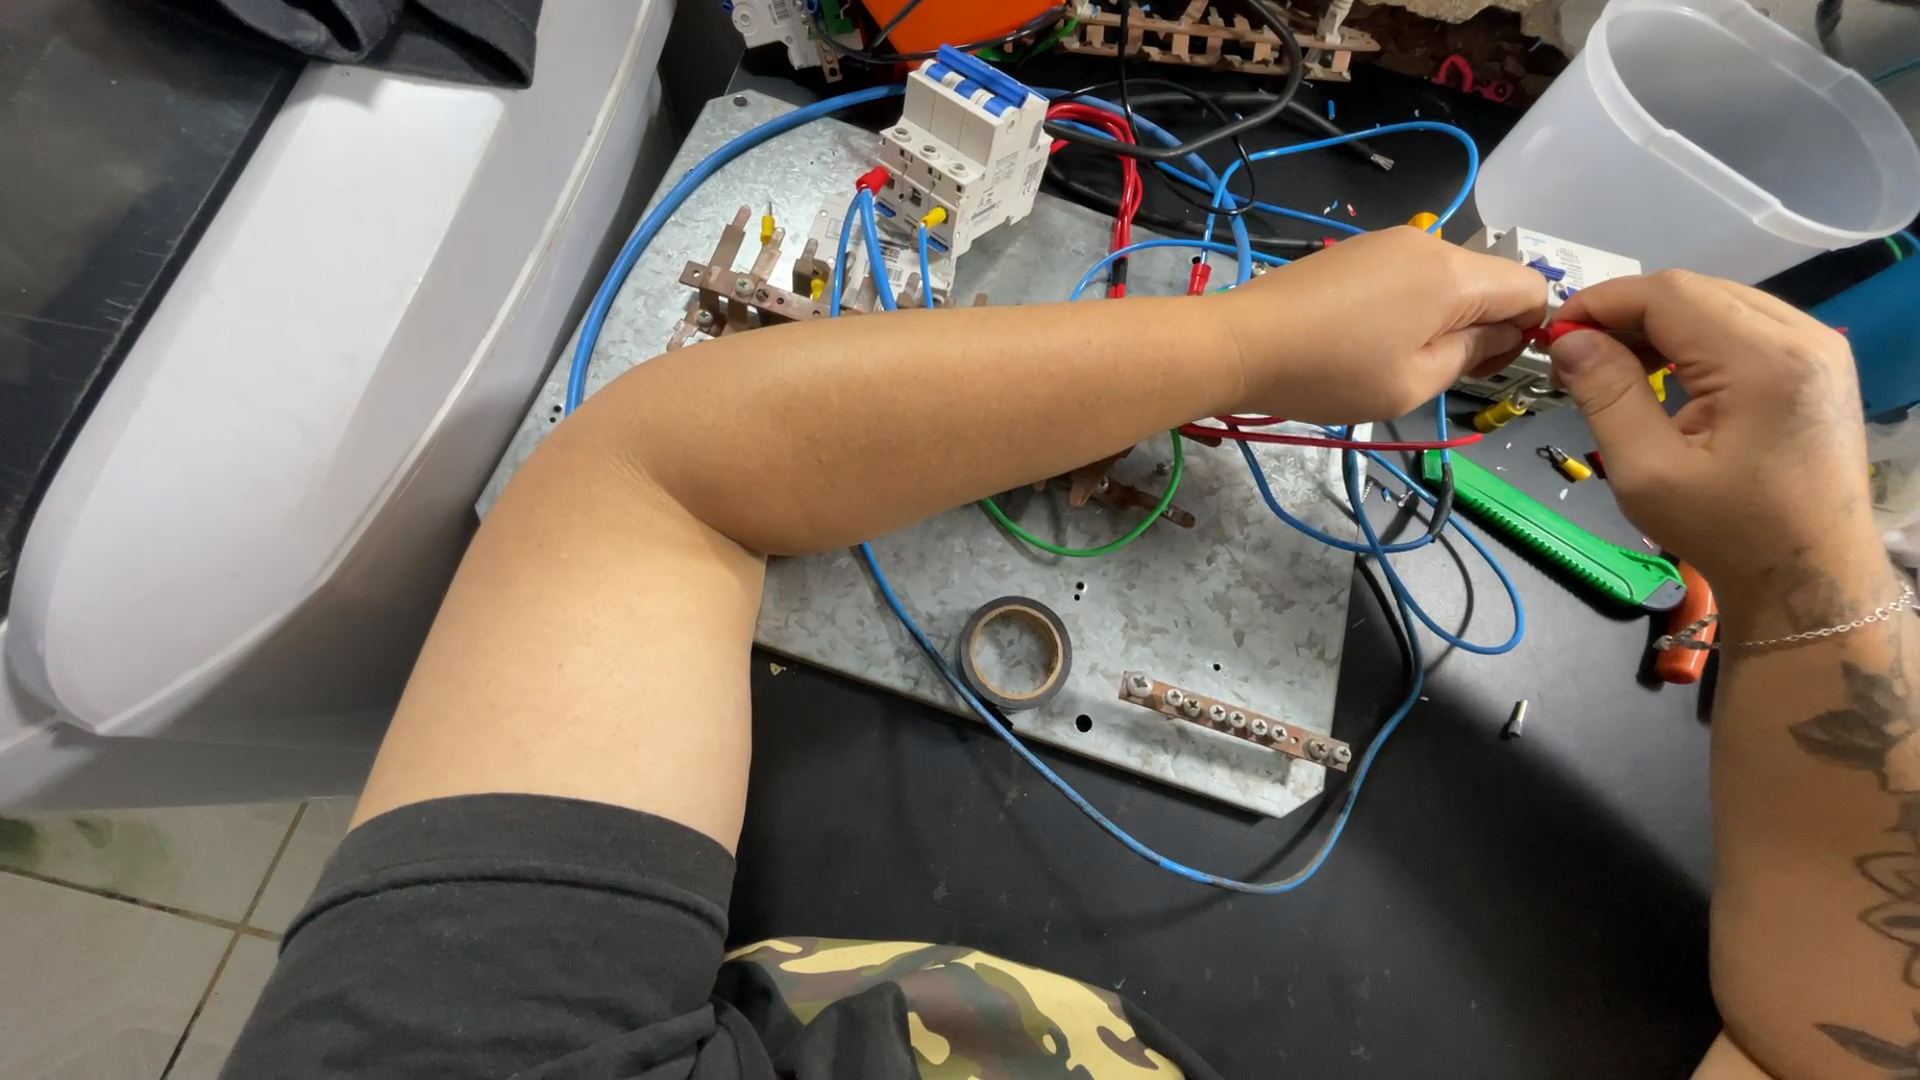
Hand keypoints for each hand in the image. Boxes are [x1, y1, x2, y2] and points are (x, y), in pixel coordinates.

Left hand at [1218, 226, 1548, 423]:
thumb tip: (1503, 333)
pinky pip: (1398, 277)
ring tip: (1383, 359)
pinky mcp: (1347, 252)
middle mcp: (1425, 243)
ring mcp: (1381, 243)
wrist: (1237, 344)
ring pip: (1438, 279)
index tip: (1483, 368)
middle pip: (1483, 281)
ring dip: (1432, 319)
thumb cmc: (1326, 374)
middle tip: (1428, 372)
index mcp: (1453, 274)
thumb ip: (1470, 355)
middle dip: (1476, 326)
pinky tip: (1356, 339)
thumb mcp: (1410, 384)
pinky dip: (1397, 307)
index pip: (1531, 287)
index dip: (1526, 331)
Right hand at [1550, 270, 1892, 633]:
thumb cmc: (1721, 524)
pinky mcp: (1810, 364)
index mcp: (1763, 362)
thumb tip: (1568, 342)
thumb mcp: (1645, 467)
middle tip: (1568, 355)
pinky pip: (1735, 325)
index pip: (1669, 294)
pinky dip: (1681, 336)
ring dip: (1648, 323)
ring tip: (1602, 366)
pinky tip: (1651, 371)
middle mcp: (1801, 338)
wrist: (1804, 566)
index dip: (1599, 303)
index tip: (1549, 337)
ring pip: (1713, 302)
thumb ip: (1607, 395)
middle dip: (1620, 312)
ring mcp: (1813, 348)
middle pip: (1693, 290)